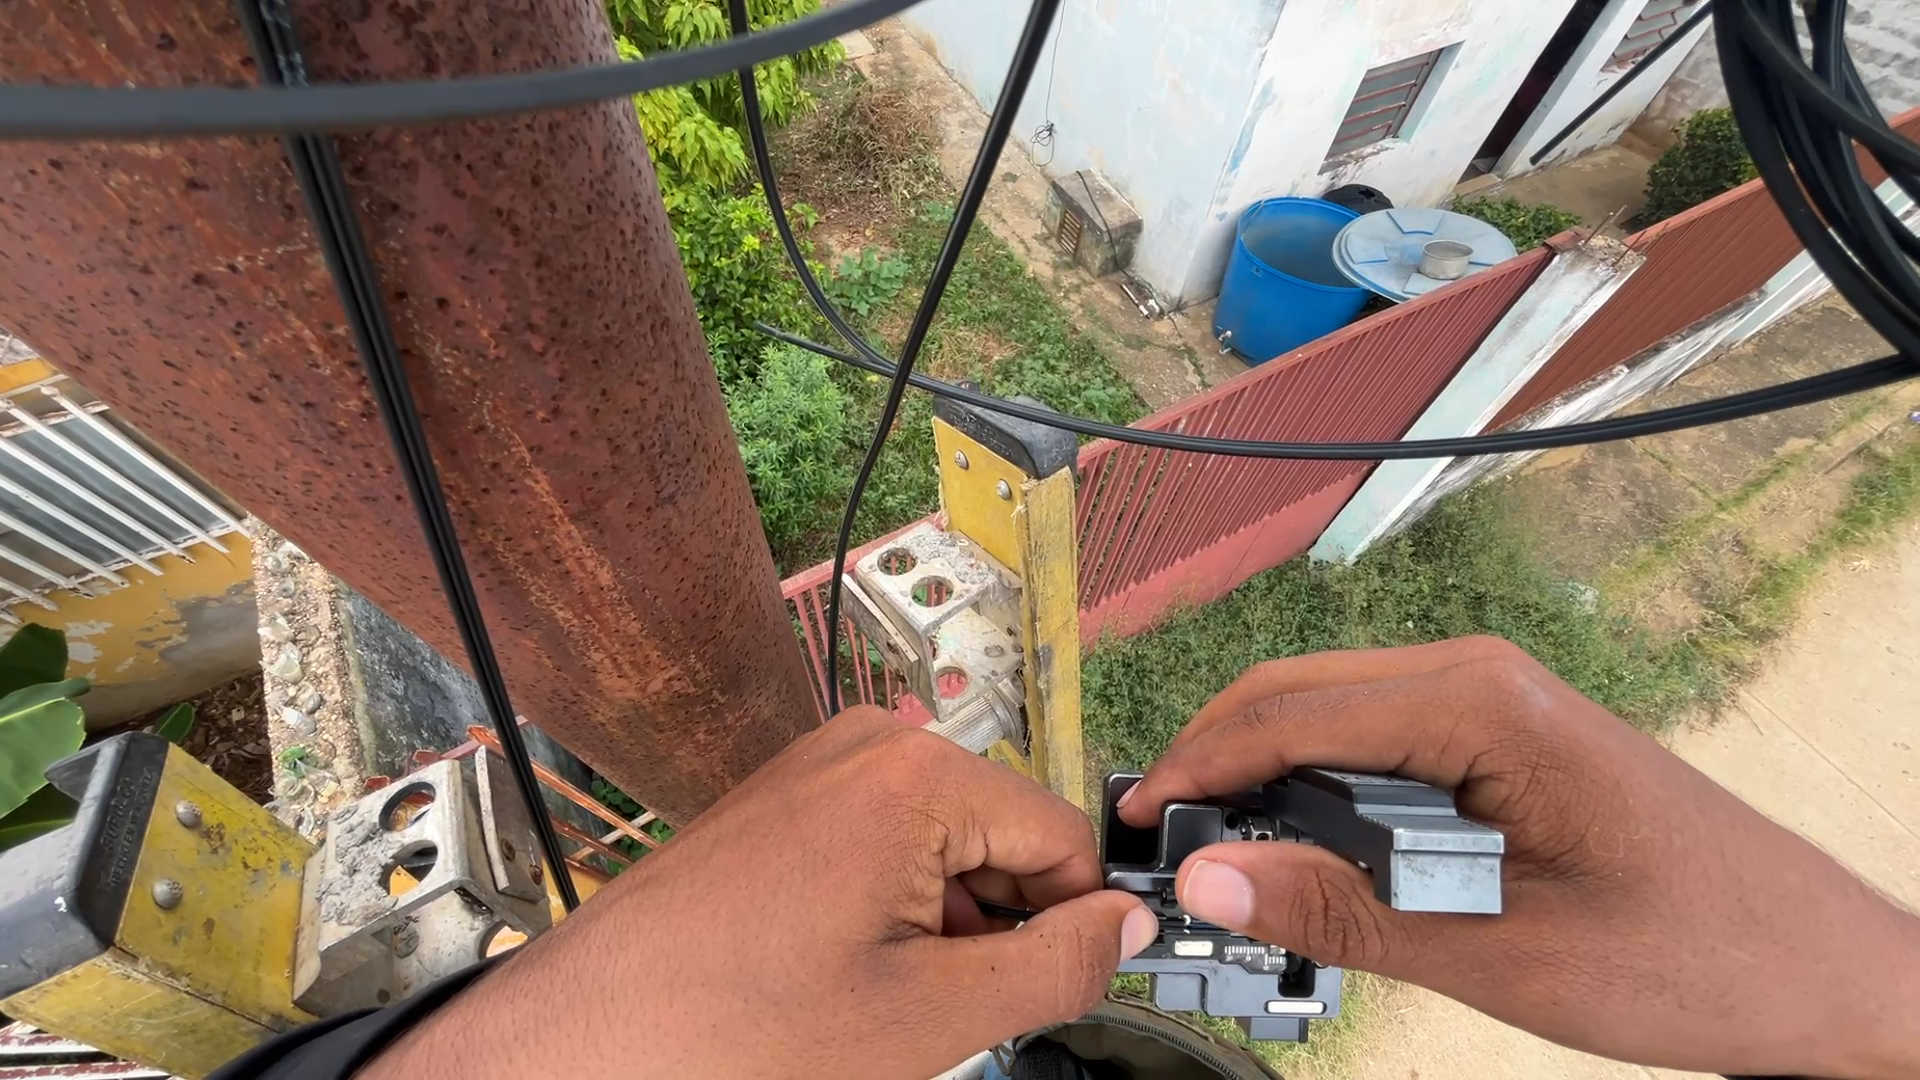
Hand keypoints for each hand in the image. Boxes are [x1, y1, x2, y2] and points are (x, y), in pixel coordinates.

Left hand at [364, 708, 1156, 1079]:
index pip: (1059, 834)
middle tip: (941, 995)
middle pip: (1000, 827)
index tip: (1041, 982)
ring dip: (947, 906)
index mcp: (921, 773)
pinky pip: (891, 822)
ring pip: (947, 829)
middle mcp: (879, 739)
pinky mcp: (799, 779)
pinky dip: (898, 885)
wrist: (583, 1033)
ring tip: (885, 980)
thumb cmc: (747, 1030)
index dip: (1068, 916)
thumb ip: (1052, 966)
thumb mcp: (929, 1016)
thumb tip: (1126, 926)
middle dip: (996, 913)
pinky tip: (850, 946)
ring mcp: (831, 753)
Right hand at [1118, 637, 1919, 1079]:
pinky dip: (1298, 766)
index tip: (1143, 815)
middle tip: (1162, 823)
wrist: (1838, 974)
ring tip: (1209, 824)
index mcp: (1477, 703)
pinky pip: (1353, 723)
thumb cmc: (1696, 962)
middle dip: (1214, 750)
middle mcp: (1465, 670)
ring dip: (1251, 757)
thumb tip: (1205, 882)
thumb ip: (1339, 909)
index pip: (1293, 716)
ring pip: (1314, 701)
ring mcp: (1472, 686)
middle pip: (1291, 689)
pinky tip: (1281, 815)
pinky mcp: (1475, 718)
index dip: (1205, 763)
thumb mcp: (1500, 953)